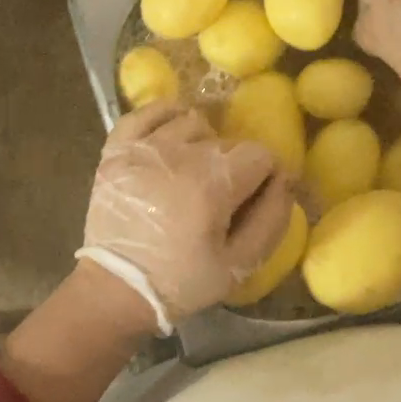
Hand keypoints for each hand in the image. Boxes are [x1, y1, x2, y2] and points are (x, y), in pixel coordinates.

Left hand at [76, 102, 293, 332]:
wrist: (115, 289)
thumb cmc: (180, 282)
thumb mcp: (239, 265)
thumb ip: (271, 219)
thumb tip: (285, 179)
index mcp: (213, 183)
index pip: (261, 154)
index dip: (264, 178)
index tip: (251, 202)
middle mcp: (179, 154)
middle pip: (227, 141)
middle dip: (233, 167)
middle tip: (220, 200)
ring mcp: (143, 148)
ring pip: (192, 123)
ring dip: (201, 143)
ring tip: (193, 173)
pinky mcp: (115, 149)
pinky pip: (146, 112)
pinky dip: (164, 116)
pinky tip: (172, 135)